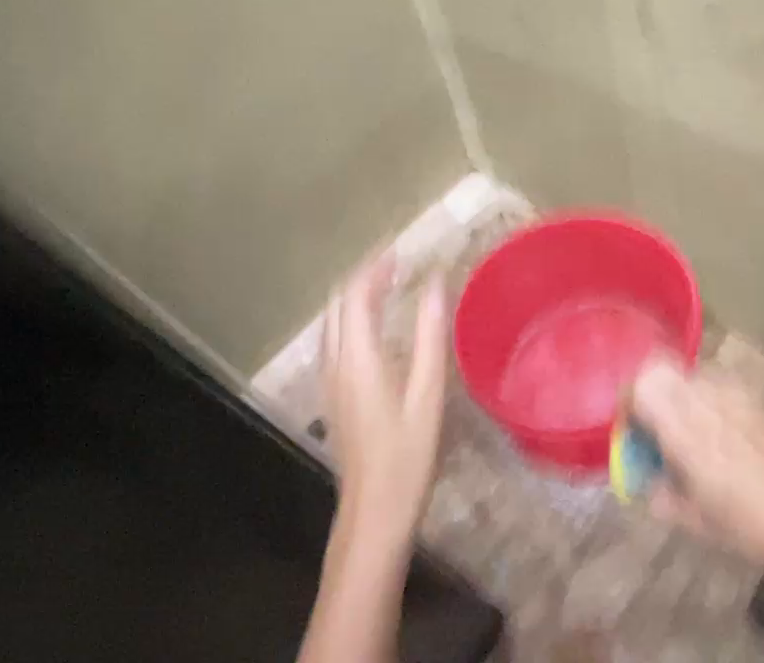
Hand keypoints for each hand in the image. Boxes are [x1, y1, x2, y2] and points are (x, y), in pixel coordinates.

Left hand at [320, 253, 447, 545]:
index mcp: (357, 357)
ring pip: (333, 322)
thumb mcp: (428, 393)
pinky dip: (353, 320)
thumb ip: (430, 335)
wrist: (373, 512)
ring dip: (356, 298)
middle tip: (399, 266)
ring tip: (390, 287)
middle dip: (364, 277)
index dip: (375, 267)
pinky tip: (379, 328)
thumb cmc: (407, 454)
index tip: (402, 252)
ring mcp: (329, 380)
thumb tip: (435, 284)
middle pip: (337, 304)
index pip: (355, 295)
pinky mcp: (332, 396)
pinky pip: (335, 340)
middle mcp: (335, 362)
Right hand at [629, 357, 763, 571]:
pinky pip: (713, 384)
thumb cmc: (753, 527)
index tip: (631, 431)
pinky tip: (717, 436)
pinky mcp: (754, 398)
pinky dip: (702, 400)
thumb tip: (646, 481)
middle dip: (648, 394)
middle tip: (653, 430)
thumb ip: (661, 495)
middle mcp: (707, 402)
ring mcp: (733, 395)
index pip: (641, 384)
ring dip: (676, 395)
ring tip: (686, 434)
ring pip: (687, 374)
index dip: (628, 402)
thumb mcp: (696, 523)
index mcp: (686, 431)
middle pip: (659, 369)